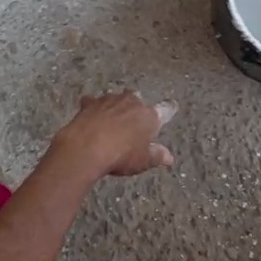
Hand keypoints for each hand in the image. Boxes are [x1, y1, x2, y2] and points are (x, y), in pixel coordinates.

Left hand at [47, 91, 176, 179]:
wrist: (87, 147)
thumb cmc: (121, 155)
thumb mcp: (143, 161)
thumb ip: (156, 156)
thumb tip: (169, 157)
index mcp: (148, 115)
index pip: (165, 110)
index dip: (169, 109)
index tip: (173, 105)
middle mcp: (131, 101)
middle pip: (137, 101)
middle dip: (136, 109)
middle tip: (133, 125)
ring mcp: (110, 99)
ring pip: (117, 99)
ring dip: (116, 108)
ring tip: (112, 123)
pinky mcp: (91, 102)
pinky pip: (94, 102)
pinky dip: (94, 108)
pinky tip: (91, 116)